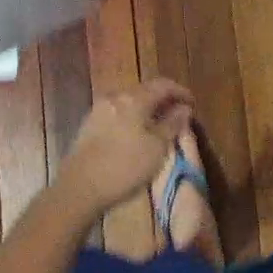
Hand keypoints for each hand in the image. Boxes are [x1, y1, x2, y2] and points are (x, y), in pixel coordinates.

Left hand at [54, 79, 194, 215]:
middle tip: (177, 116)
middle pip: (144, 91)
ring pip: (130, 103)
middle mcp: (115, 96)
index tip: (193, 104)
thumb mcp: (157, 148)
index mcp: (134, 98)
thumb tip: (184, 108)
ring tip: (159, 128)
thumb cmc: (125, 167)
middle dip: (163, 101)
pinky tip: (136, 136)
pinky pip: (118, 114)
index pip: (162, 85)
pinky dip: (132, 119)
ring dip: (147, 110)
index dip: (180, 91)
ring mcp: (99, 109)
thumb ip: (172, 124)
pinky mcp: (89, 125)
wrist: (79, 187)